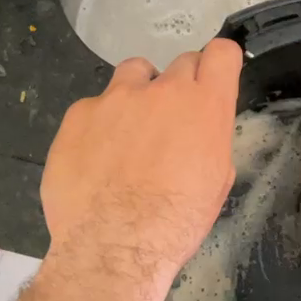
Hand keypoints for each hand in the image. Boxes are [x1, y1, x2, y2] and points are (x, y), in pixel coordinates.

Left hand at [41, 39, 241, 277]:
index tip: (213, 79)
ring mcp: (116, 97)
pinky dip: (99, 124)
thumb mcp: (217, 179)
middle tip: (170, 122)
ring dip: (138, 93)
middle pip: (180, 63)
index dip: (219, 63)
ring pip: (134, 73)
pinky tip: (95, 158)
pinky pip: (94, 106)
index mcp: (205, 104)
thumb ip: (209, 136)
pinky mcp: (79, 114)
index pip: (221, 52)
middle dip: (180, 86)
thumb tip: (197, 128)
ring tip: (128, 131)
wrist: (114, 248)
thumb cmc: (177, 221)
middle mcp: (163, 89)